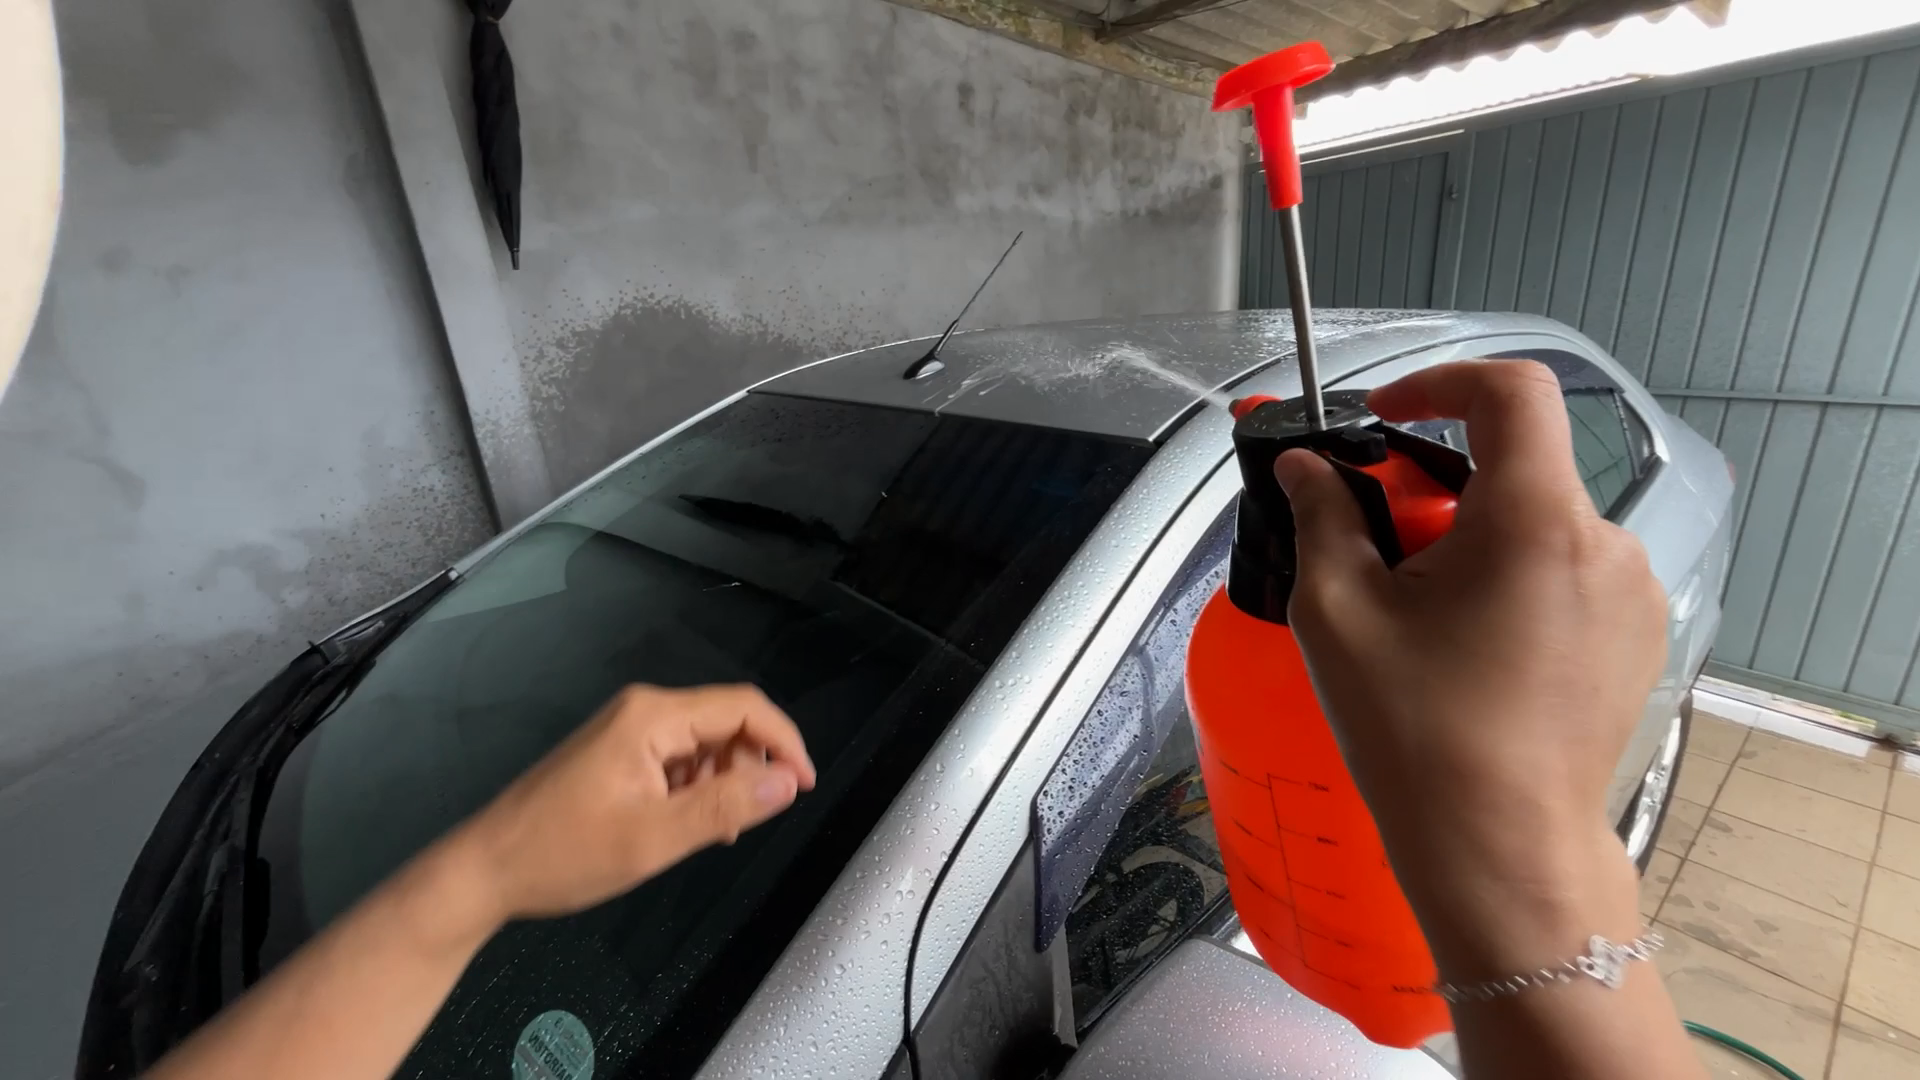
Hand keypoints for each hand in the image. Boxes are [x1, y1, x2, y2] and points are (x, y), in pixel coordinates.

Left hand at [449, 684, 816, 920]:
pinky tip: (690, 821)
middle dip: (752, 764)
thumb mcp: (654, 838)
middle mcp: (645, 709)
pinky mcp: (621, 749)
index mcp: (654, 716)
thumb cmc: (563, 854)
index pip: (744, 708)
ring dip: (725, 778)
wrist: (480, 873)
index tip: (804, 784)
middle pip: (726, 720)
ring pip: (706, 740)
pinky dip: (699, 784)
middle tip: (755, 814)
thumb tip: (787, 782)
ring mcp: (630, 728)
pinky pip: (680, 755)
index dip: (783, 741)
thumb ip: (726, 806)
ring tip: (718, 828)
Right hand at [1275, 360, 1665, 972]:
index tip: (1380, 417)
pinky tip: (1459, 640)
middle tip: (1369, 550)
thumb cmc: (1407, 721)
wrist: (1496, 844)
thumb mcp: (1335, 608)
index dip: (1437, 382)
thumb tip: (1302, 465)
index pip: (1510, 393)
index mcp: (1532, 522)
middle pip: (1509, 466)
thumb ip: (1320, 515)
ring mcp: (1631, 590)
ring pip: (1529, 520)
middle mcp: (1602, 542)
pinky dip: (1498, 571)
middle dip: (1427, 486)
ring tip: (1407, 609)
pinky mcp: (1633, 633)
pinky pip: (1557, 566)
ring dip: (1459, 534)